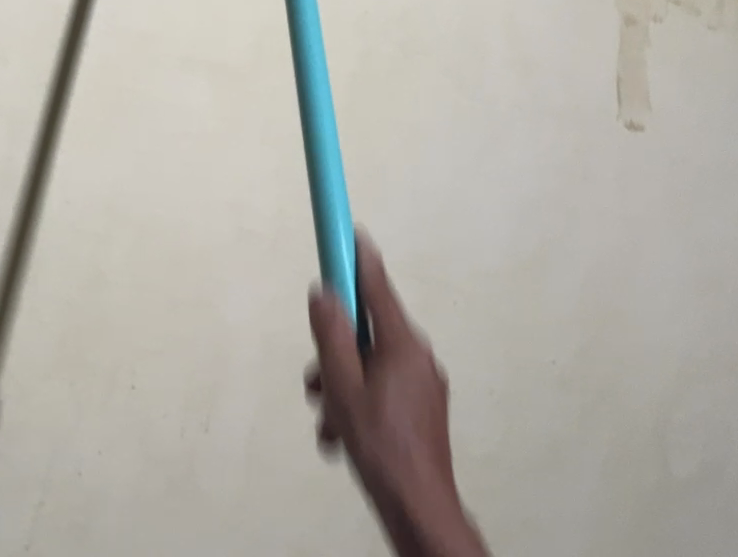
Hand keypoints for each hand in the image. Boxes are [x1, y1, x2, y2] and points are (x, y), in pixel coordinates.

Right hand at [306, 237, 486, 556]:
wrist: (418, 506)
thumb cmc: (377, 440)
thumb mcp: (341, 383)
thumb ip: (331, 334)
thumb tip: (324, 292)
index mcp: (402, 346)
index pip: (376, 288)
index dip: (359, 259)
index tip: (351, 231)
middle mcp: (417, 357)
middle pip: (364, 330)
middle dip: (332, 350)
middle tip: (315, 379)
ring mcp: (422, 384)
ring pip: (366, 362)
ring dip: (338, 382)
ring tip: (327, 417)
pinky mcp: (419, 408)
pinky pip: (378, 387)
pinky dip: (354, 400)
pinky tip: (340, 432)